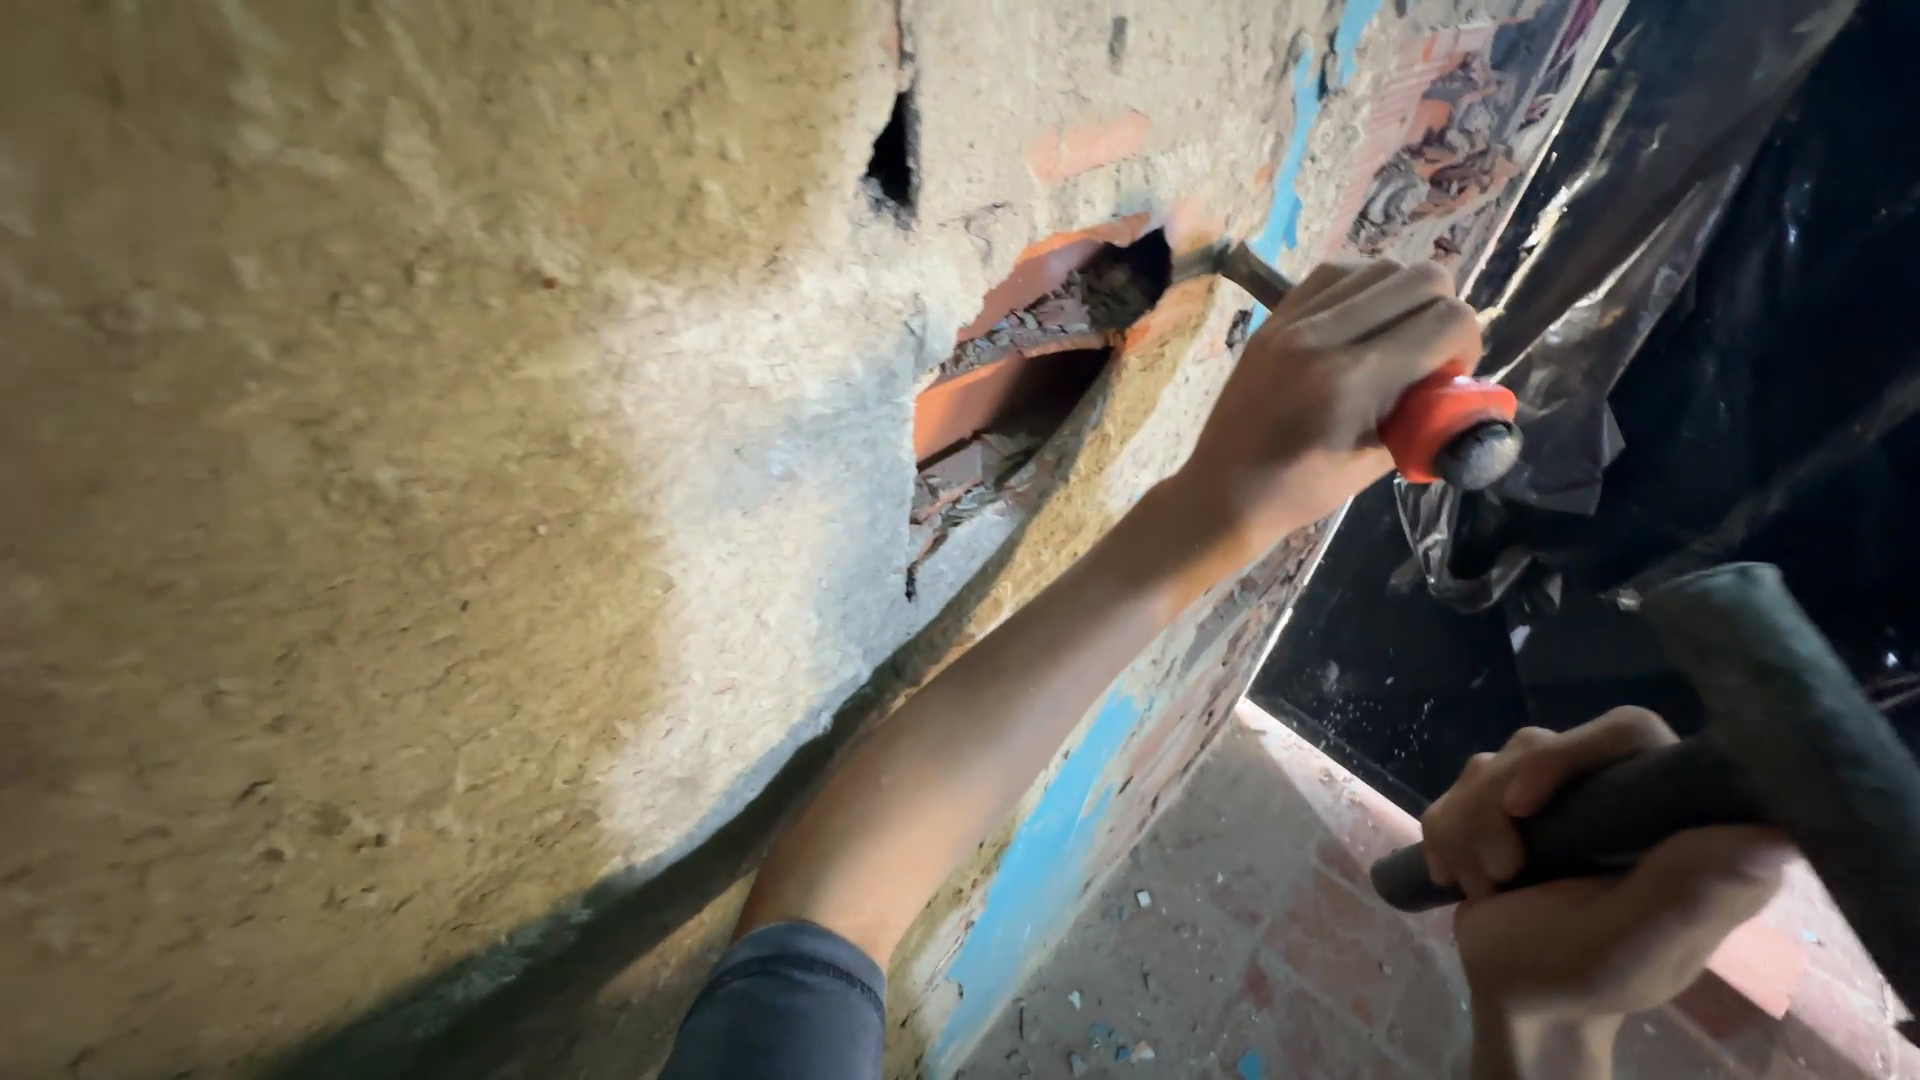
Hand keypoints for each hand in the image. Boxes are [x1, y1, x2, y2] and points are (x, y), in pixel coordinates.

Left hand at [1174, 259, 1480, 549]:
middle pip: (1422, 277)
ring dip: (1403, 298)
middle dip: (1442, 313)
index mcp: (1351, 378)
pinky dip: (1361, 289)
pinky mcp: (1271, 320)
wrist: (1221, 489)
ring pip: (1381, 267)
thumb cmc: (1297, 490)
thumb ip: (1425, 415)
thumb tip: (1461, 384)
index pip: (1448, 318)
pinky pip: (1334, 275)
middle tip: (1424, 358)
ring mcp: (1290, 322)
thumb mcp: (1375, 463)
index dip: (1466, 347)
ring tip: (1391, 342)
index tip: (1446, 380)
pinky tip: (1359, 326)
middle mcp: (1320, 335)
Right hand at [1424, 709, 1791, 1075]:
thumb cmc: (1580, 976)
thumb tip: (1774, 836)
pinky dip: (1444, 833)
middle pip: (1536, 746)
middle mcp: (1614, 798)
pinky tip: (1455, 875)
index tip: (1524, 805)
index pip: (1626, 732)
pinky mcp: (1501, 807)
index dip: (1568, 751)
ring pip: (1486, 767)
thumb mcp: (1633, 942)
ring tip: (1479, 884)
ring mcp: (1554, 800)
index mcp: (1673, 824)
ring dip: (1466, 828)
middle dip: (1494, 811)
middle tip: (1498, 871)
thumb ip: (1688, 889)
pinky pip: (1453, 788)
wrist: (1513, 993)